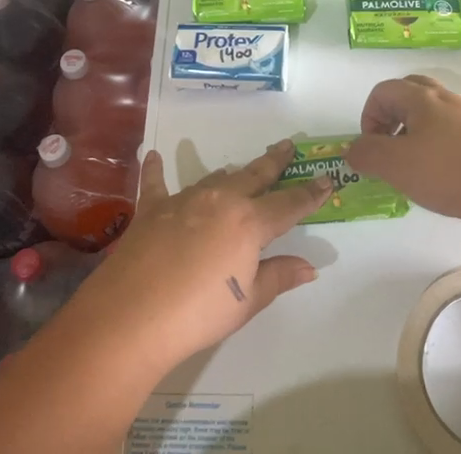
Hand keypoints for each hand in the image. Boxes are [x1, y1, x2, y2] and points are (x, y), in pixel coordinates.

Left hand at [67, 141, 333, 371]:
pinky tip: (152, 154)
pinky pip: (156, 182)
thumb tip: (309, 266)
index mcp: (249, 222)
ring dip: (229, 175)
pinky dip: (156, 168)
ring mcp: (184, 200)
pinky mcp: (152, 209)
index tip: (327, 179)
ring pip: (214, 178)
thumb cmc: (198, 313)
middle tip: (287, 146)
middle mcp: (220, 201)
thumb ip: (278, 276)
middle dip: (274, 162)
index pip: (289, 204)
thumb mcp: (247, 301)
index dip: (310, 193)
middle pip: (254, 176)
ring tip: (238, 170)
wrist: (133, 314)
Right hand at [346, 75, 460, 236]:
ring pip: (440, 109)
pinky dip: (453, 137)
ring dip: (422, 127)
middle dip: (394, 114)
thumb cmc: (450, 175)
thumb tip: (354, 148)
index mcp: (422, 99)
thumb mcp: (396, 167)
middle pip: (412, 90)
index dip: (369, 116)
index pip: (383, 91)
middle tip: (391, 146)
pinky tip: (456, 159)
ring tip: (420, 161)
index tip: (373, 149)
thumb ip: (367, 154)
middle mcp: (449, 98)